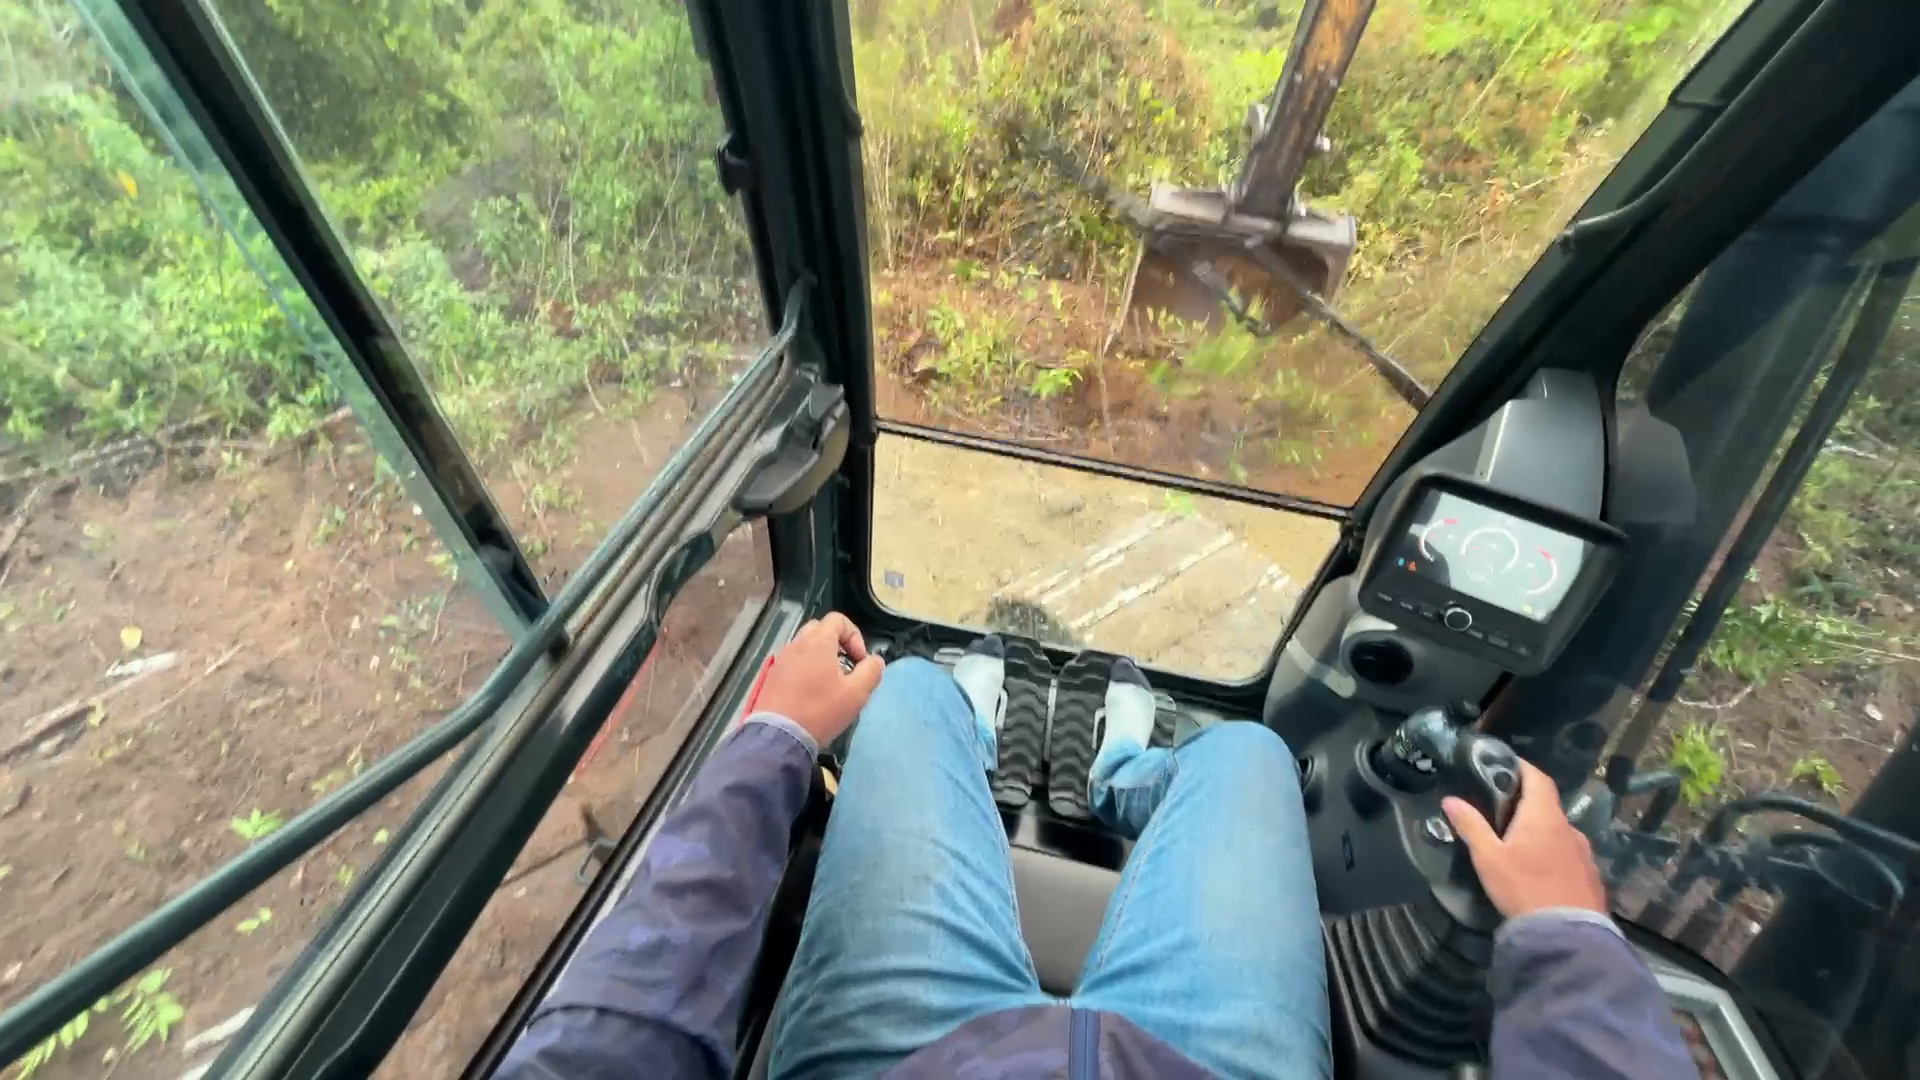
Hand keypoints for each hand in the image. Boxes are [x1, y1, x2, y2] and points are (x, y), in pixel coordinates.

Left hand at [754, 612, 883, 745]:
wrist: (779, 736)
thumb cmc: (820, 711)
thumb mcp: (856, 694)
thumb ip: (871, 671)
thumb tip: (875, 660)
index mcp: (818, 642)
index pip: (838, 619)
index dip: (855, 636)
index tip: (859, 661)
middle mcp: (797, 644)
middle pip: (820, 629)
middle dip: (838, 643)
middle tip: (846, 668)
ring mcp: (782, 659)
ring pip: (805, 646)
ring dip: (821, 656)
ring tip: (830, 683)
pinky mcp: (772, 676)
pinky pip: (794, 661)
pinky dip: (806, 668)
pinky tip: (812, 693)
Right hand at [1442, 760, 1607, 918]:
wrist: (1569, 937)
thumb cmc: (1524, 887)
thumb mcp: (1488, 857)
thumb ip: (1470, 825)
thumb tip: (1450, 800)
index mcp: (1544, 818)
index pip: (1539, 779)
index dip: (1522, 767)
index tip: (1501, 762)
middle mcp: (1569, 830)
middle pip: (1546, 804)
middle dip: (1523, 800)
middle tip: (1496, 804)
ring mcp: (1584, 854)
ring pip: (1557, 830)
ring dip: (1537, 827)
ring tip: (1514, 837)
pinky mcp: (1590, 876)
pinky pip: (1567, 851)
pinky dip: (1550, 848)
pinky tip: (1535, 864)